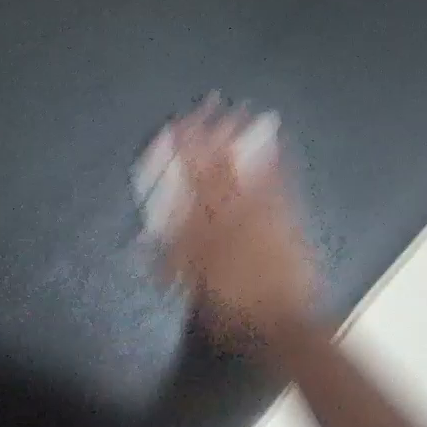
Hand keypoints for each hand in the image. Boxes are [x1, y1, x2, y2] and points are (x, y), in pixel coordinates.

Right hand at [161, 97, 319, 346]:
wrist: (281, 323)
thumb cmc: (231, 305)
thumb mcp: (187, 282)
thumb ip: (165, 257)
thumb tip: (140, 242)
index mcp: (202, 223)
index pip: (186, 177)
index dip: (180, 149)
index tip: (175, 123)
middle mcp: (230, 210)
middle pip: (216, 163)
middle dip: (209, 131)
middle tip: (206, 103)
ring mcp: (261, 212)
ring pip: (247, 166)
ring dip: (241, 137)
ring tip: (237, 109)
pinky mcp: (286, 218)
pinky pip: (279, 182)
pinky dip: (276, 158)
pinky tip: (274, 140)